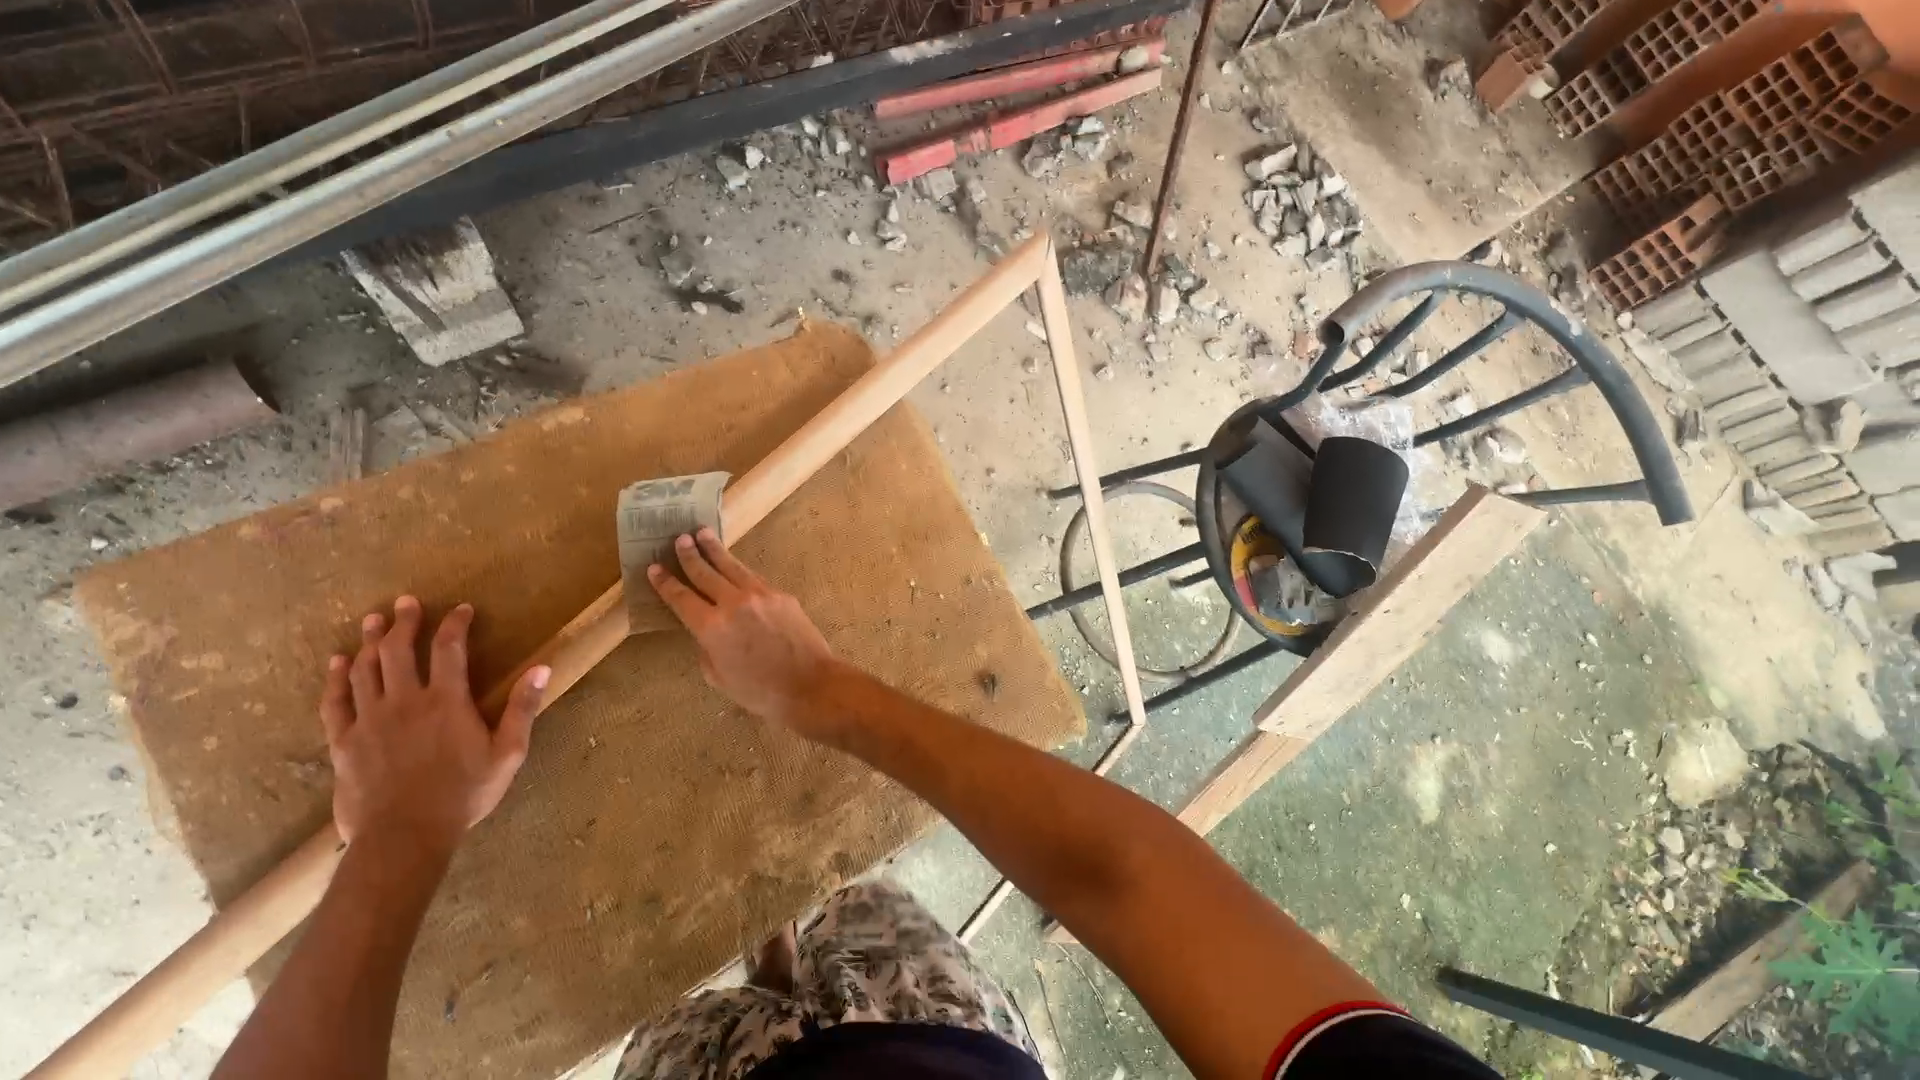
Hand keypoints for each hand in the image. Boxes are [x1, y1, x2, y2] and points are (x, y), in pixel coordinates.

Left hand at [319, 596, 549, 848]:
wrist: (404, 835)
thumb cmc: (464, 795)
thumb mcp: (508, 754)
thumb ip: (522, 708)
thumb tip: (543, 667)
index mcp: (447, 701)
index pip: (450, 649)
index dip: (456, 624)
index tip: (462, 609)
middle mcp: (405, 701)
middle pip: (400, 650)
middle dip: (405, 622)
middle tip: (406, 602)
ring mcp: (370, 719)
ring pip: (366, 669)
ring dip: (371, 641)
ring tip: (374, 620)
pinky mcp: (345, 741)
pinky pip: (336, 701)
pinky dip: (337, 677)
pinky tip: (338, 662)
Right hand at [647, 528, 839, 738]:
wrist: (810, 684)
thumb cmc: (761, 691)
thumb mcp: (719, 677)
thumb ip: (707, 650)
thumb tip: (707, 633)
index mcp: (711, 627)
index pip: (681, 598)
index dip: (666, 583)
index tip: (654, 568)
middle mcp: (732, 603)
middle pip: (704, 573)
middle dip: (689, 555)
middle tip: (679, 538)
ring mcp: (760, 595)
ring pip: (731, 566)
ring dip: (714, 549)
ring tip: (703, 533)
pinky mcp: (781, 595)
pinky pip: (754, 578)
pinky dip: (740, 570)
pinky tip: (735, 566)